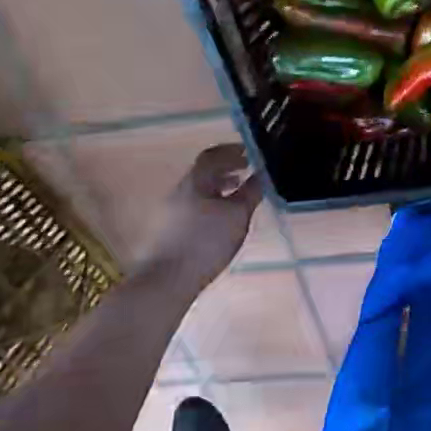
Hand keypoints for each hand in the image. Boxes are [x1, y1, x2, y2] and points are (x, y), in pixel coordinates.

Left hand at [142, 145, 264, 289]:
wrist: (168, 279)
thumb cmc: (206, 242)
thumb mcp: (237, 216)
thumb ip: (251, 192)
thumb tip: (262, 174)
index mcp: (195, 182)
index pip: (212, 155)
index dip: (231, 151)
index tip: (249, 153)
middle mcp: (180, 191)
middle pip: (204, 172)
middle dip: (227, 168)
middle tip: (247, 171)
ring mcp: (173, 211)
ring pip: (200, 190)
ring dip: (220, 186)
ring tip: (238, 193)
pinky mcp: (171, 230)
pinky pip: (195, 205)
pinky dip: (213, 202)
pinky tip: (223, 218)